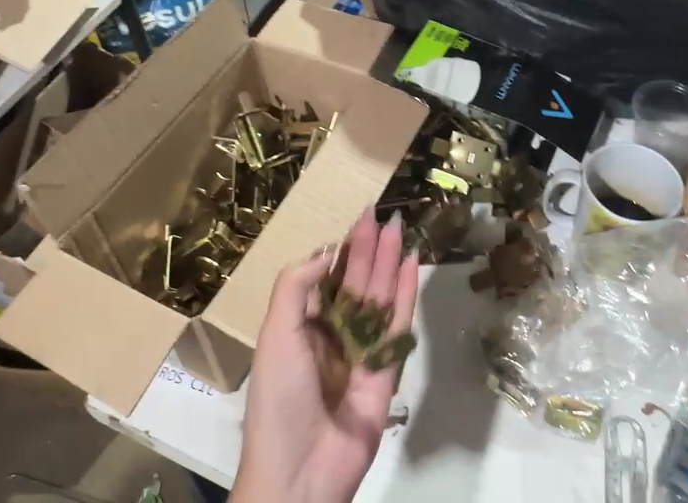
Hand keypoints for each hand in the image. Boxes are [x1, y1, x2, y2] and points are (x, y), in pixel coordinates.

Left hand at [230, 211, 418, 502]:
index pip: (326, 279)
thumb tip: (325, 251)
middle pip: (355, 284)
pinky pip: (398, 329)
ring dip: (389, 264)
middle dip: (369, 249)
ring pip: (379, 299)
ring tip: (400, 228)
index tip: (358, 219)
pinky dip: (405, 296)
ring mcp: (361, 354)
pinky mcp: (386, 373)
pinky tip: (411, 266)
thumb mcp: (276, 335)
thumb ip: (295, 288)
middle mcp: (333, 337)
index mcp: (302, 329)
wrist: (299, 473)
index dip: (342, 249)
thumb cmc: (278, 398)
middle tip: (384, 213)